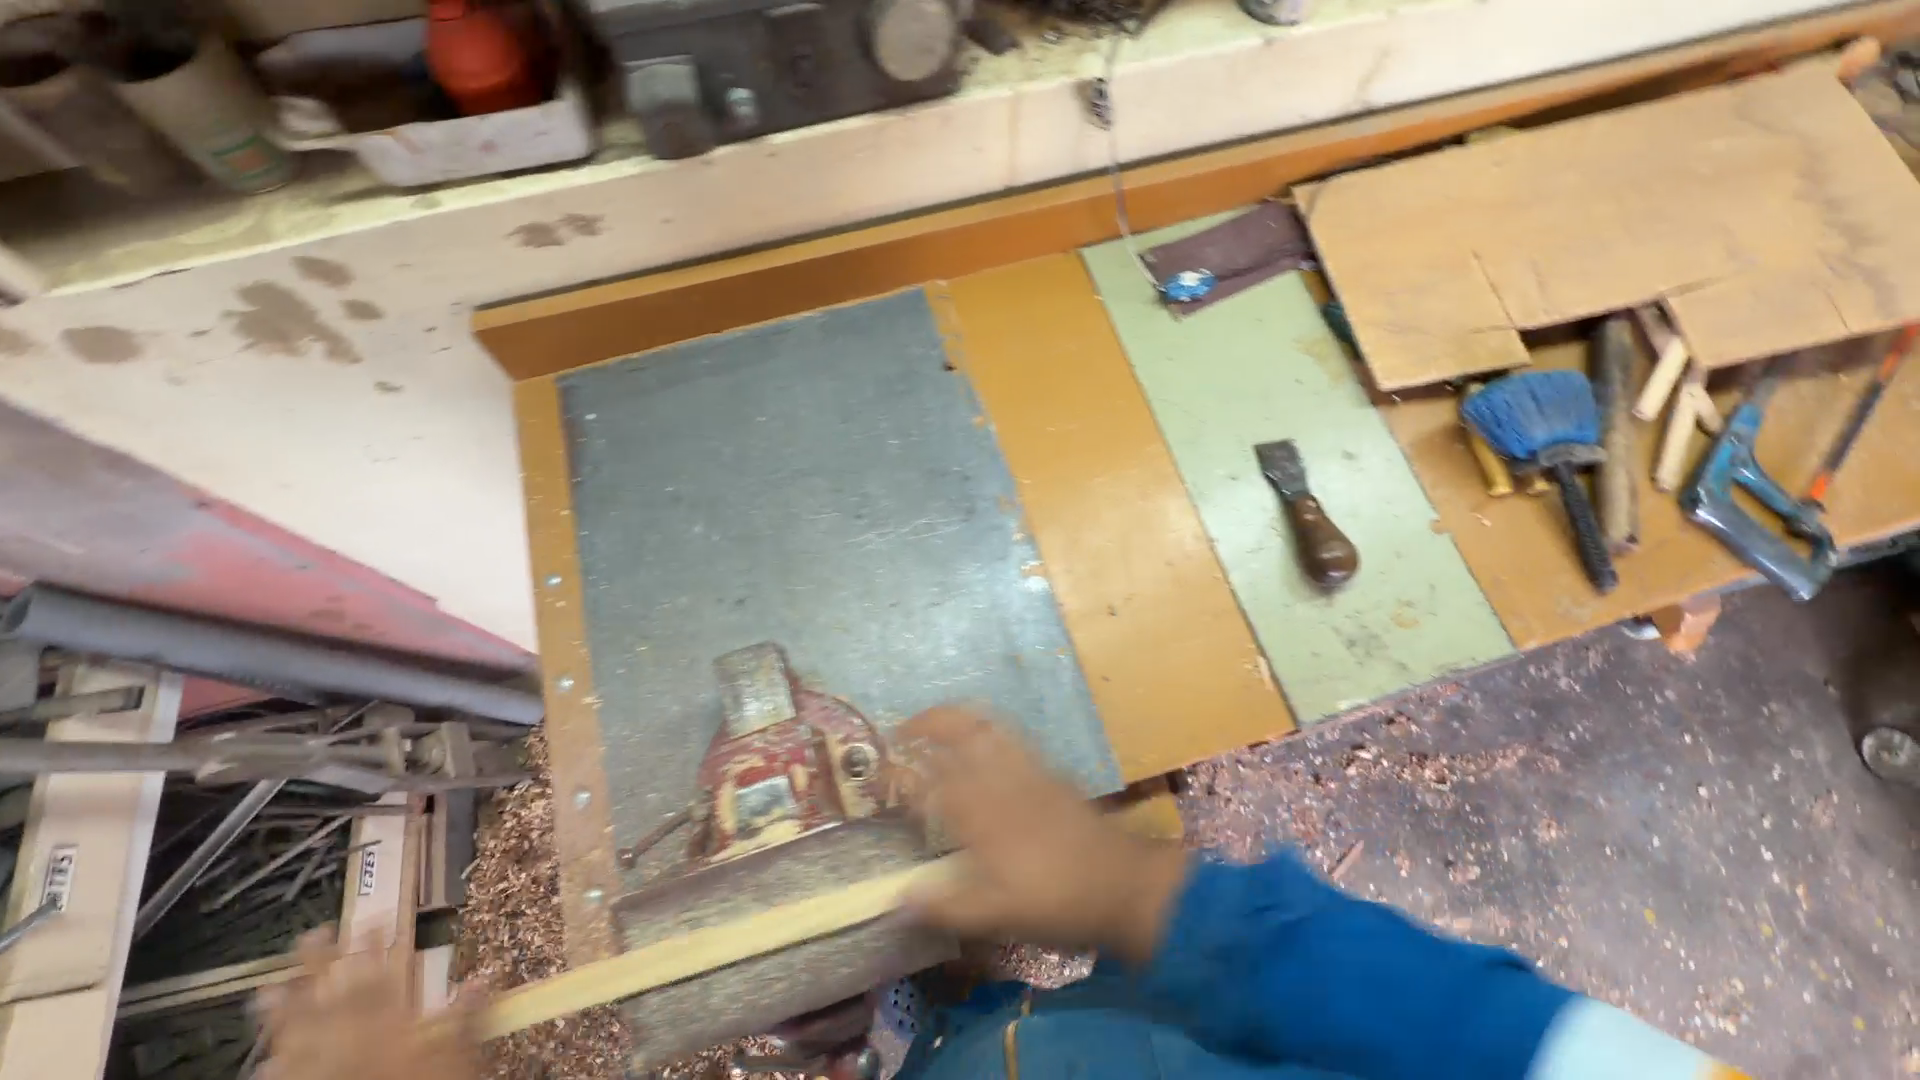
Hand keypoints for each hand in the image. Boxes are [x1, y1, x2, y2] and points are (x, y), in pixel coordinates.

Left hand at [255, 929, 484, 1079]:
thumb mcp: (459, 1055)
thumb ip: (465, 1017)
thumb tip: (484, 977)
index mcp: (389, 1025)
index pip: (380, 976)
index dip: (374, 947)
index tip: (373, 919)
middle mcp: (350, 1041)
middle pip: (332, 996)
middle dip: (320, 964)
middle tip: (311, 934)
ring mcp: (321, 1070)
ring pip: (299, 1034)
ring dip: (284, 1010)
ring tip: (267, 989)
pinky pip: (285, 1076)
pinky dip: (275, 1064)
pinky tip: (267, 1061)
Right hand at [898, 706, 1188, 964]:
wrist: (1124, 884)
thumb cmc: (1057, 901)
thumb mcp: (997, 916)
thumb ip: (946, 906)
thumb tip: (898, 899)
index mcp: (980, 812)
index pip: (928, 782)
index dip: (899, 777)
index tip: (878, 779)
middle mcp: (1000, 779)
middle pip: (960, 731)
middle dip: (926, 723)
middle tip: (903, 731)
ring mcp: (1029, 770)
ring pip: (987, 726)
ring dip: (957, 718)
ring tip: (936, 725)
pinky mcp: (1051, 772)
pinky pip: (1012, 737)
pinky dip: (987, 729)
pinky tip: (984, 746)